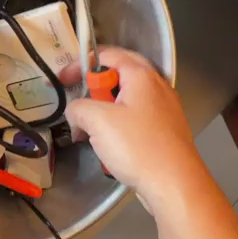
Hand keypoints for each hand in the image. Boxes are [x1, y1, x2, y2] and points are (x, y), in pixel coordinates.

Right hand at [64, 46, 212, 214]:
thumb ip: (78, 107)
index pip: (109, 55)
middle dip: (94, 89)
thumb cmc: (136, 146)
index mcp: (142, 76)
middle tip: (78, 104)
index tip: (63, 81)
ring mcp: (164, 109)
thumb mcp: (96, 121)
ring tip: (91, 129)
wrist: (174, 184)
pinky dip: (118, 125)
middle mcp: (157, 87)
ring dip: (104, 110)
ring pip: (127, 99)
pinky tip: (110, 144)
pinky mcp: (165, 130)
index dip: (81, 64)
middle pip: (119, 75)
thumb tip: (76, 112)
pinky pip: (136, 118)